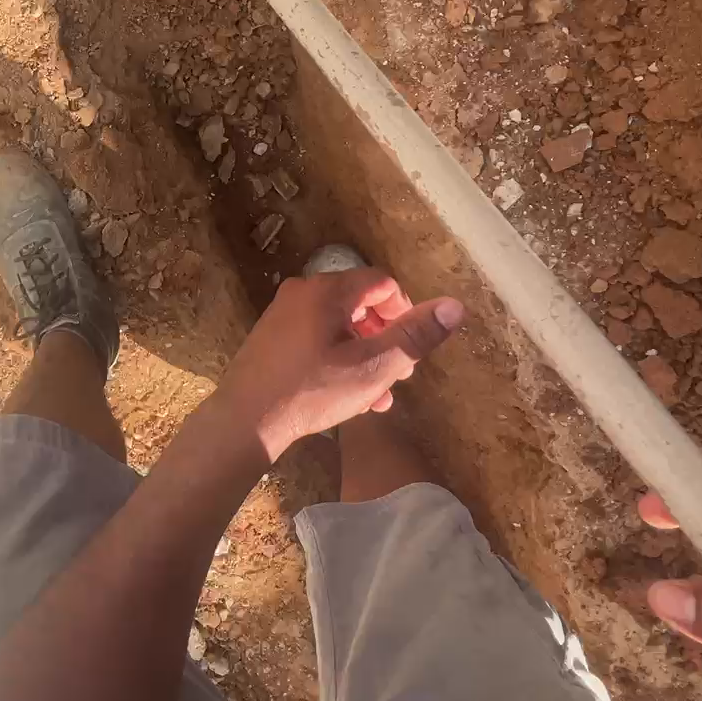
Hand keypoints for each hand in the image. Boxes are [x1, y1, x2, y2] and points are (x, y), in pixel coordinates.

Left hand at [211, 268, 462, 460]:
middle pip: (360, 304)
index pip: (382, 283)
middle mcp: (302, 292)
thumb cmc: (312, 390)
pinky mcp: (273, 336)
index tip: (412, 348)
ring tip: (379, 395)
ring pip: (340, 326)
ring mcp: (283, 313)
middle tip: (399, 375)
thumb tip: (455, 306)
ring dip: (365, 355)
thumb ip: (415, 335)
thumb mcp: (373, 366)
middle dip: (385, 338)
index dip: (405, 311)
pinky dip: (339, 359)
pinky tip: (350, 397)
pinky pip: (317, 338)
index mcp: (326, 290)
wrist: (246, 417)